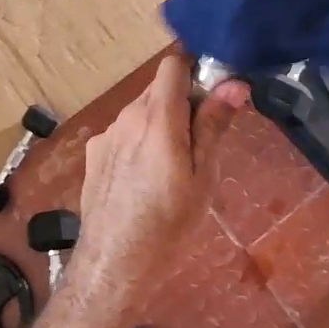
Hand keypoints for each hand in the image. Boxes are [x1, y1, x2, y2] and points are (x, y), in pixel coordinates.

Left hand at [72, 55, 248, 316]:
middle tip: (200, 139)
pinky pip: (124, 132)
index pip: (174, 64)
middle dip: (182, 102)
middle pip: (158, 88)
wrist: (115, 264)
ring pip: (140, 111)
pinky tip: (144, 178)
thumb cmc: (169, 224)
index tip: (213, 95)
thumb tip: (234, 84)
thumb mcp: (202, 177)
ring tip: (173, 166)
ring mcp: (106, 134)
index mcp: (158, 117)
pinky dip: (138, 141)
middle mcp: (128, 116)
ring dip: (160, 123)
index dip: (196, 71)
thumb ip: (214, 125)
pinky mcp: (93, 153)